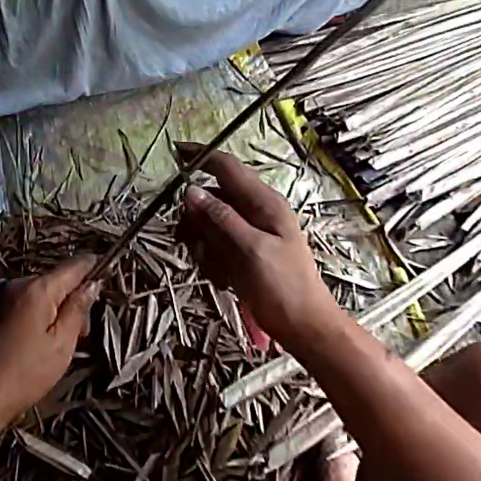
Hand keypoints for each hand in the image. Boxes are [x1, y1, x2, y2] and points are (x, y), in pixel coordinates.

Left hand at [0, 255, 98, 440]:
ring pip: (44, 292)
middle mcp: (20, 284)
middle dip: (76, 296)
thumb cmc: (26, 372)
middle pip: (58, 279)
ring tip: (65, 340)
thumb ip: (78, 309)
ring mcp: (5, 296)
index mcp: (38, 288)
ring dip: (59, 307)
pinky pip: (29, 302)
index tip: (109, 272)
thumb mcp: (62, 343)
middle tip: (84, 331)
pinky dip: (42, 313)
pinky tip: (44, 339)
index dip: (94, 267)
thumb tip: (92, 283)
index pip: (74, 265)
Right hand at [176, 148, 340, 350]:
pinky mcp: (244, 251)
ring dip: (204, 243)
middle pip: (212, 198)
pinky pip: (216, 244)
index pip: (227, 167)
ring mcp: (250, 232)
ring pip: (210, 223)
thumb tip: (190, 191)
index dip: (201, 156)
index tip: (174, 153)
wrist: (305, 327)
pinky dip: (212, 258)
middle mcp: (256, 211)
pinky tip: (223, 277)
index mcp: (264, 203)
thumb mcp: (250, 250)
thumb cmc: (283, 287)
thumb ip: (221, 218)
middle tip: (187, 241)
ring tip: (215, 268)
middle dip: (196, 219)